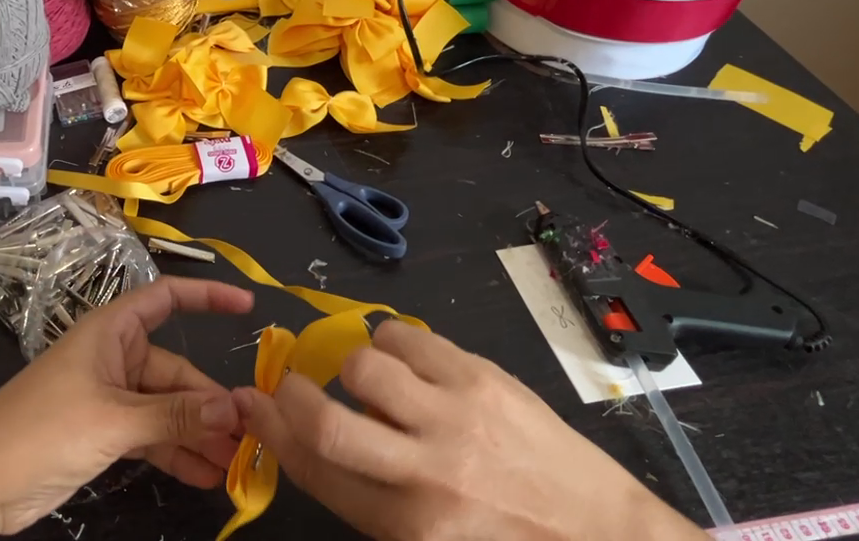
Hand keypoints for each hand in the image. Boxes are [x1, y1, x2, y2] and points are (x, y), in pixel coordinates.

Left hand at [0, 276, 254, 536]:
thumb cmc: (43, 429)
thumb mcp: (113, 420)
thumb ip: (174, 416)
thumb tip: (235, 409)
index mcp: (111, 331)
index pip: (166, 299)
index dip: (206, 297)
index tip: (248, 308)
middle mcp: (114, 357)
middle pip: (174, 369)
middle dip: (210, 401)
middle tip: (251, 435)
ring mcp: (108, 396)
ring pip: (166, 407)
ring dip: (198, 433)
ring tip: (238, 465)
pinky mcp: (102, 432)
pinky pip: (151, 435)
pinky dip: (176, 453)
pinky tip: (207, 477)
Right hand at [233, 320, 707, 540]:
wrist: (606, 538)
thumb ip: (368, 500)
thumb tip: (311, 440)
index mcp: (409, 528)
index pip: (317, 471)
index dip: (271, 433)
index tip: (253, 406)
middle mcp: (427, 475)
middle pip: (326, 423)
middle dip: (291, 397)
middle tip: (290, 386)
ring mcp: (456, 418)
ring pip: (366, 366)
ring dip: (353, 368)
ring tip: (371, 381)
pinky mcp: (482, 377)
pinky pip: (408, 338)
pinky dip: (390, 343)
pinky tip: (406, 362)